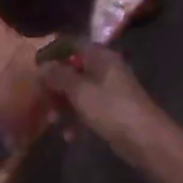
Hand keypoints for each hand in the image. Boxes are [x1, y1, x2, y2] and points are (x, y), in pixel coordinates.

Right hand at [38, 42, 160, 146]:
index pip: (72, 44)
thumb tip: (42, 66)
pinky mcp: (113, 110)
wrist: (146, 139)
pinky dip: (78, 119)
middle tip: (42, 102)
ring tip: (53, 123)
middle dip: (56, 86)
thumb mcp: (80, 91)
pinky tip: (70, 136)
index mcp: (100, 56)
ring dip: (64, 106)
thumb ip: (59, 76)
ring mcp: (110, 90)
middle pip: (74, 69)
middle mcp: (105, 68)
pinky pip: (89, 109)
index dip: (53, 53)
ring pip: (79, 91)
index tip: (36, 68)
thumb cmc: (111, 108)